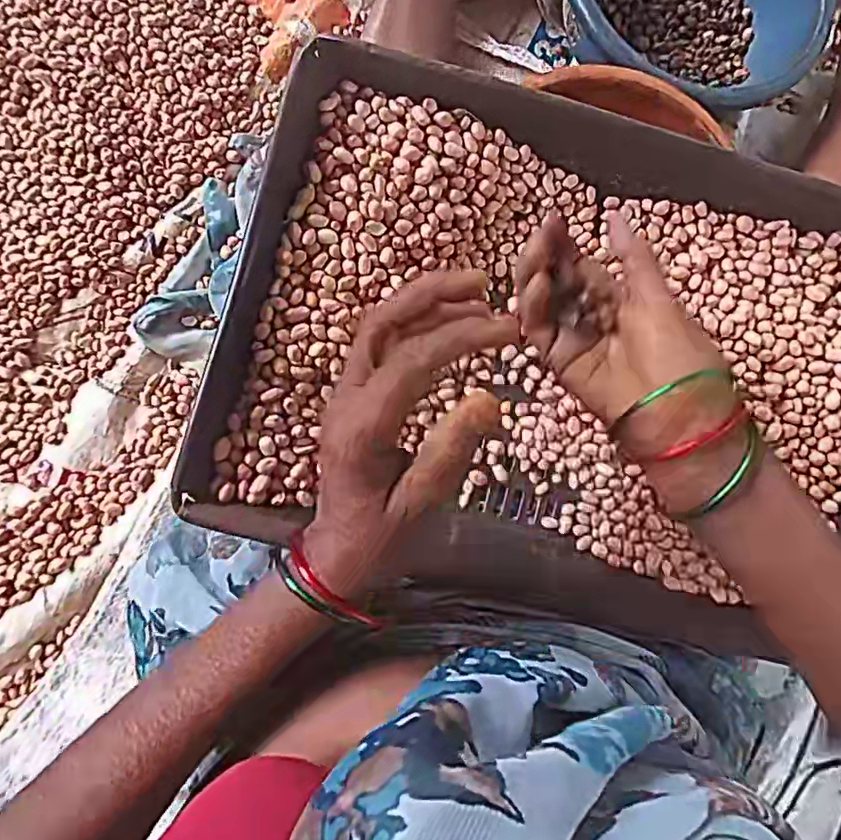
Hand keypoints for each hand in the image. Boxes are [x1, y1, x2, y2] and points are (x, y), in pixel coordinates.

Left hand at [305, 270, 517, 597]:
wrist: (333, 555)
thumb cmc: (377, 541)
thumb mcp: (419, 507)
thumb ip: (450, 453)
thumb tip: (487, 399)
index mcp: (362, 428)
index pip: (411, 361)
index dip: (462, 336)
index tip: (507, 329)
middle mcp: (345, 399)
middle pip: (381, 323)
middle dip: (431, 294)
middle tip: (482, 283)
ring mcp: (343, 393)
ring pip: (377, 327)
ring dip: (423, 303)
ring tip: (475, 297)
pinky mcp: (351, 395)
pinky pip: (379, 345)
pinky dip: (414, 323)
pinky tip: (447, 325)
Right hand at [512, 210, 732, 424]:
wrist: (681, 413)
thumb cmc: (680, 354)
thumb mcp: (658, 296)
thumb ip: (632, 257)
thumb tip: (615, 215)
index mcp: (615, 300)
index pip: (579, 265)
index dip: (565, 243)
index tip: (554, 218)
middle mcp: (589, 317)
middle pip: (555, 281)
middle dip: (546, 253)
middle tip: (543, 230)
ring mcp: (572, 339)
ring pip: (540, 302)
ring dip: (534, 274)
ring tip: (536, 250)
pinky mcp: (559, 361)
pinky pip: (538, 330)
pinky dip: (533, 307)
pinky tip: (539, 284)